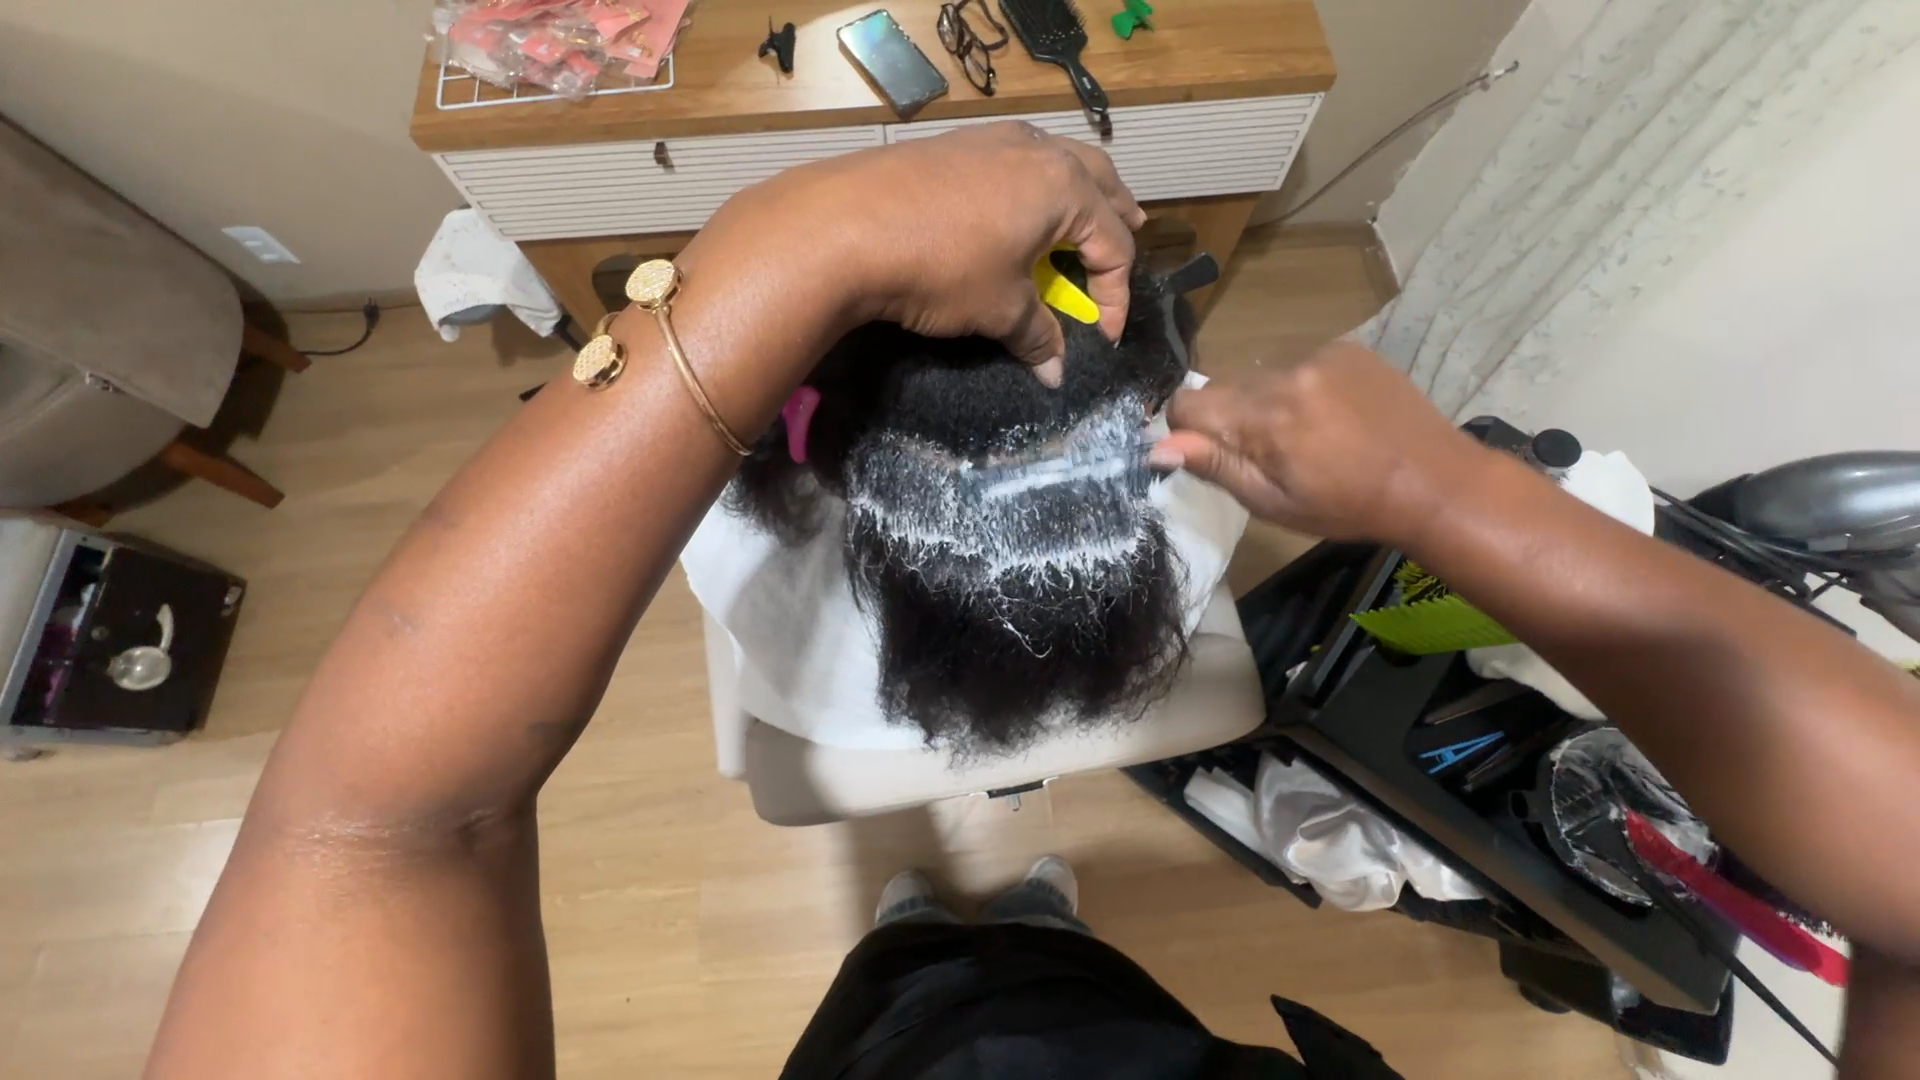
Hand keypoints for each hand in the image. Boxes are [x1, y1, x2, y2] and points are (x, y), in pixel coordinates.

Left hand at [685, 122, 1145, 384]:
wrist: (848, 227)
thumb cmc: (943, 269)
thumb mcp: (999, 310)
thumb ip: (1037, 338)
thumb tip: (1056, 375)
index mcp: (1065, 190)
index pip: (1111, 245)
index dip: (1115, 296)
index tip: (1106, 336)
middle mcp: (1038, 152)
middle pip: (1098, 182)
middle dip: (1117, 217)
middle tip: (1131, 237)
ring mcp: (994, 141)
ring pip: (1057, 160)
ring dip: (1080, 189)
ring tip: (1081, 213)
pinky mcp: (956, 145)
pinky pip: (1016, 158)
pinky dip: (1034, 181)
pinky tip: (1017, 199)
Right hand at [1154, 340, 1493, 542]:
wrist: (1433, 481)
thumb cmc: (1346, 507)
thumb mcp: (1271, 502)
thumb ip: (1214, 466)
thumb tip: (1156, 447)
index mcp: (1263, 418)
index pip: (1186, 404)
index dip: (1187, 431)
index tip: (1213, 455)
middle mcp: (1285, 374)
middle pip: (1222, 389)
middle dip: (1229, 419)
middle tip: (1269, 454)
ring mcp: (1318, 354)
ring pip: (1258, 377)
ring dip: (1264, 403)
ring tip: (1305, 436)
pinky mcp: (1345, 347)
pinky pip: (1296, 364)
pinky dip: (1298, 388)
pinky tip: (1329, 415)